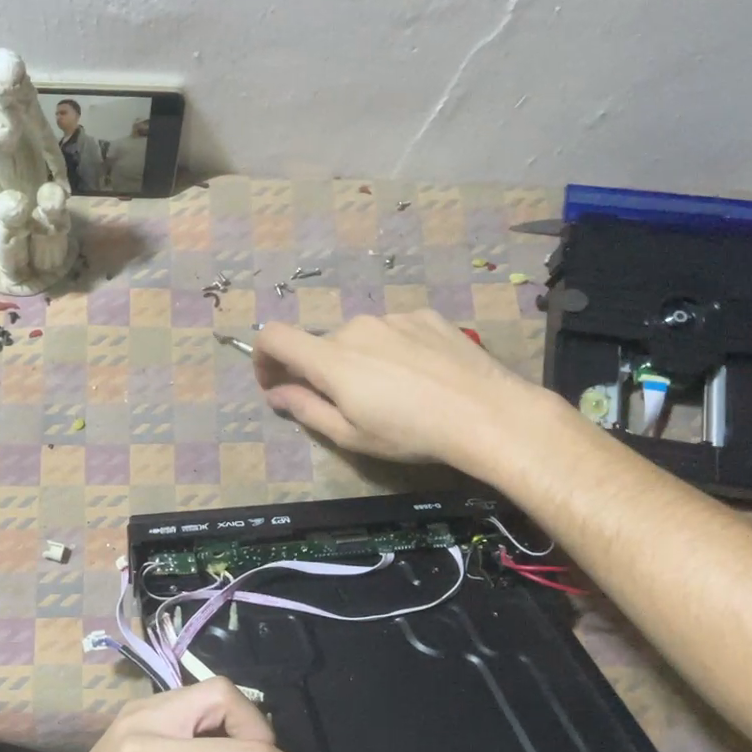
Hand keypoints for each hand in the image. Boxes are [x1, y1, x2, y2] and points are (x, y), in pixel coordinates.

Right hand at [253, 310, 554, 471]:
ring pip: (358, 338)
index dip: (262, 358)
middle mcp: (357, 327)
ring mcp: (395, 318)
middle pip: (320, 344)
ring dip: (357, 361)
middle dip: (319, 371)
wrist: (489, 414)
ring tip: (389, 393)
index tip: (273, 383)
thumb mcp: (350, 435)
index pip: (275, 337)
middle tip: (343, 405)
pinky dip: (390, 351)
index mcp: (331, 358)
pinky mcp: (426, 316)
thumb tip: (276, 393)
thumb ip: (306, 409)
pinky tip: (417, 377)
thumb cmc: (410, 434)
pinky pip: (392, 331)